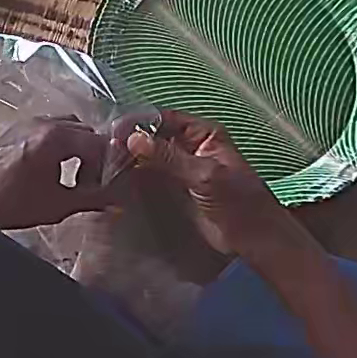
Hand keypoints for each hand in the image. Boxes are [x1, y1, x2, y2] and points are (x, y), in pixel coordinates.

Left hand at [0, 117, 116, 237]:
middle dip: (91, 156)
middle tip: (86, 183)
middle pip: (84, 131)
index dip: (103, 168)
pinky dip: (56, 144)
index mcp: (56, 137)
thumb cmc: (15, 204)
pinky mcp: (15, 131)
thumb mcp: (60, 204)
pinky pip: (46, 129)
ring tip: (68, 175)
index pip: (98, 144)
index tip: (97, 188)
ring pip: (65, 127)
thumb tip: (116, 203)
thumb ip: (92, 200)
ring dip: (74, 147)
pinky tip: (48, 170)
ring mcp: (27, 124)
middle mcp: (43, 123)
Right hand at [122, 110, 303, 256]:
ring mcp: (181, 169)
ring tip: (104, 164)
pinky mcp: (174, 191)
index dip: (140, 122)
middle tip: (103, 149)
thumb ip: (169, 157)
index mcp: (203, 134)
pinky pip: (150, 178)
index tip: (114, 131)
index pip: (165, 119)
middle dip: (131, 141)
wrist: (252, 238)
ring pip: (149, 157)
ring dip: (130, 159)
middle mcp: (189, 147)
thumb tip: (134, 139)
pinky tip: (115, 179)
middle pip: (154, 137)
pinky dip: (134, 177)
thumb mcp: (204, 174)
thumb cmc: (238, 201)